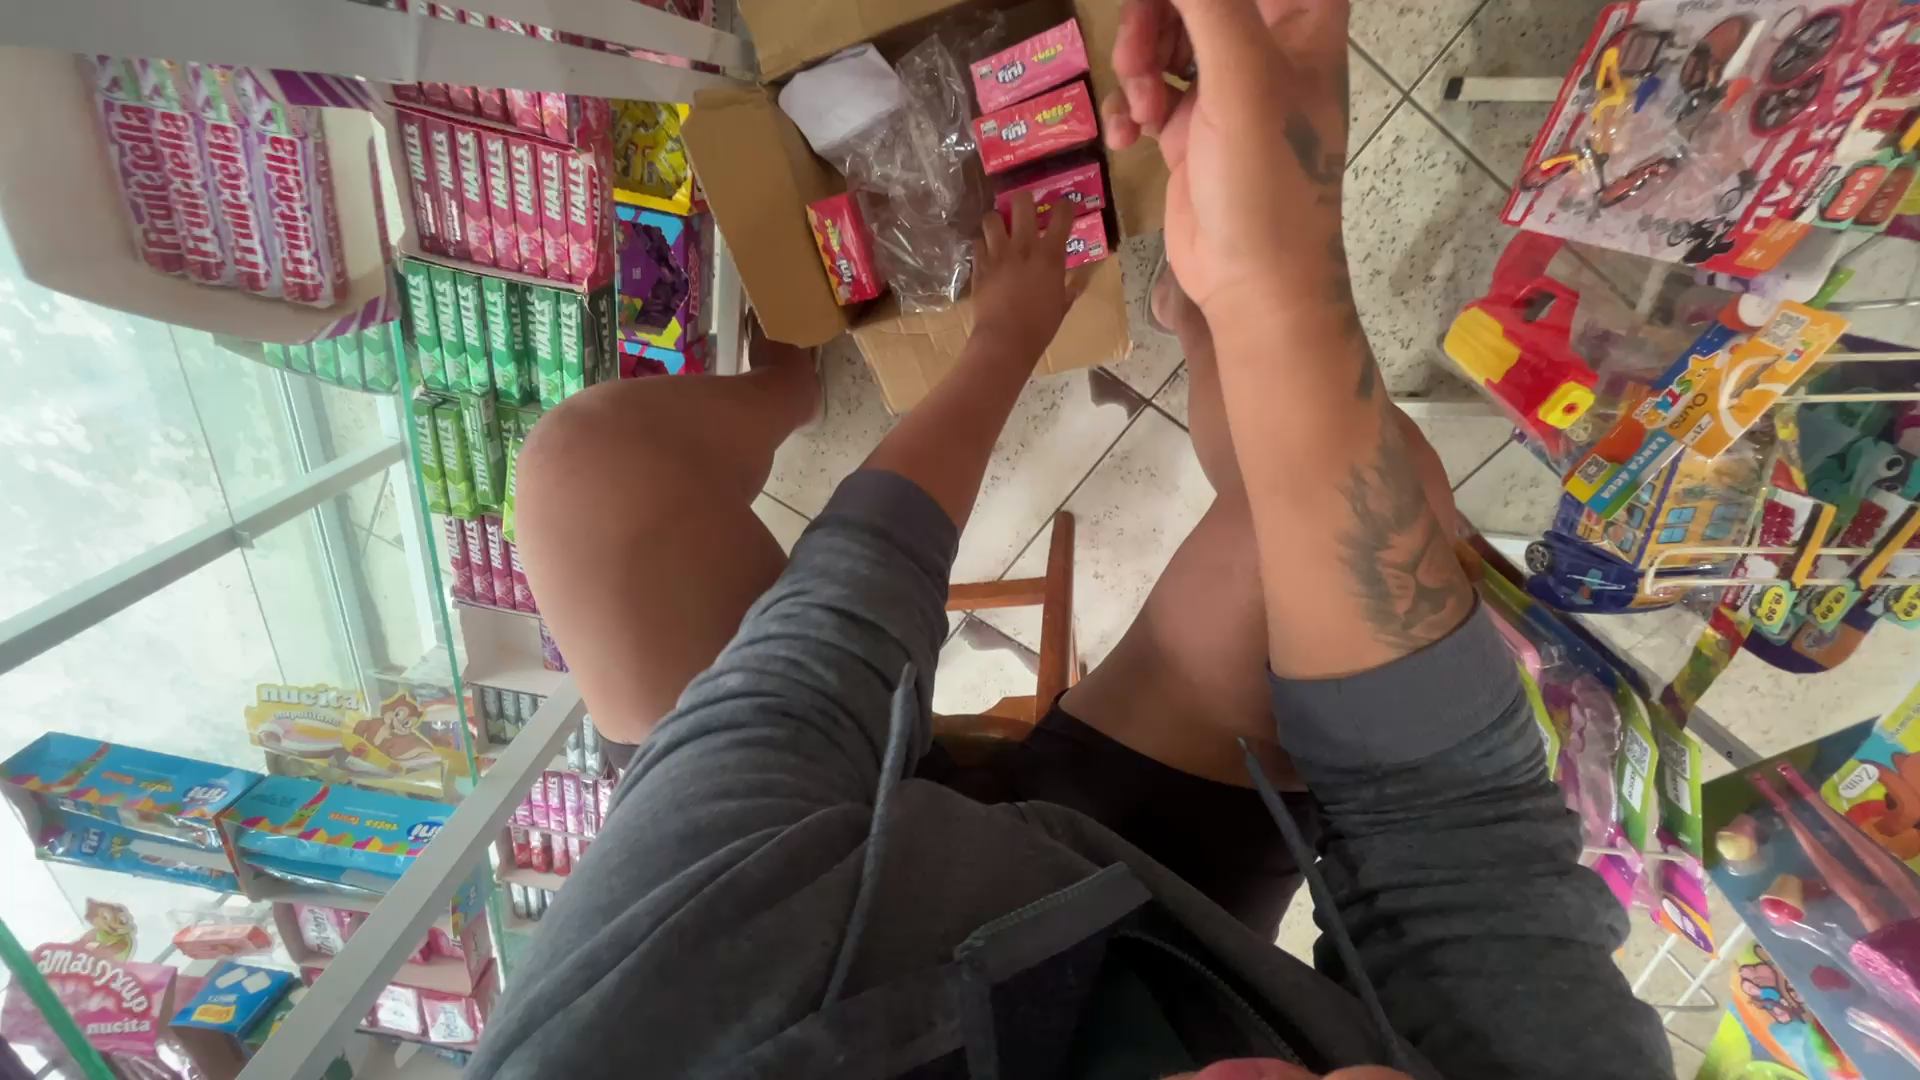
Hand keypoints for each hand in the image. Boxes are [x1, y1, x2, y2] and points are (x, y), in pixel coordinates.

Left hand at [972, 192, 1089, 360]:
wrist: (1005, 341)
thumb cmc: (1040, 327)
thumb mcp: (1061, 306)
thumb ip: (1070, 288)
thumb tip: (1080, 281)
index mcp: (1050, 255)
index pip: (1062, 214)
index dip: (1065, 206)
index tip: (1064, 208)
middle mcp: (1024, 247)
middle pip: (1022, 203)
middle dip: (1024, 201)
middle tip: (1025, 210)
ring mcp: (998, 255)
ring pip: (992, 218)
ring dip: (997, 222)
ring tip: (1000, 231)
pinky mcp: (979, 267)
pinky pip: (977, 244)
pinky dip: (982, 245)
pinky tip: (986, 253)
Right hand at [1104, 0, 1350, 317]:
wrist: (1250, 280)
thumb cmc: (1263, 179)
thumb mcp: (1241, 76)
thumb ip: (1206, 4)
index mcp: (1300, 15)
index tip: (1160, 11)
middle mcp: (1262, 44)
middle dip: (1153, 19)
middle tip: (1134, 59)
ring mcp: (1222, 90)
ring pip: (1162, 40)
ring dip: (1136, 68)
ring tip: (1139, 111)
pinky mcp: (1187, 132)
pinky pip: (1146, 95)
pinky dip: (1127, 110)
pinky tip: (1124, 138)